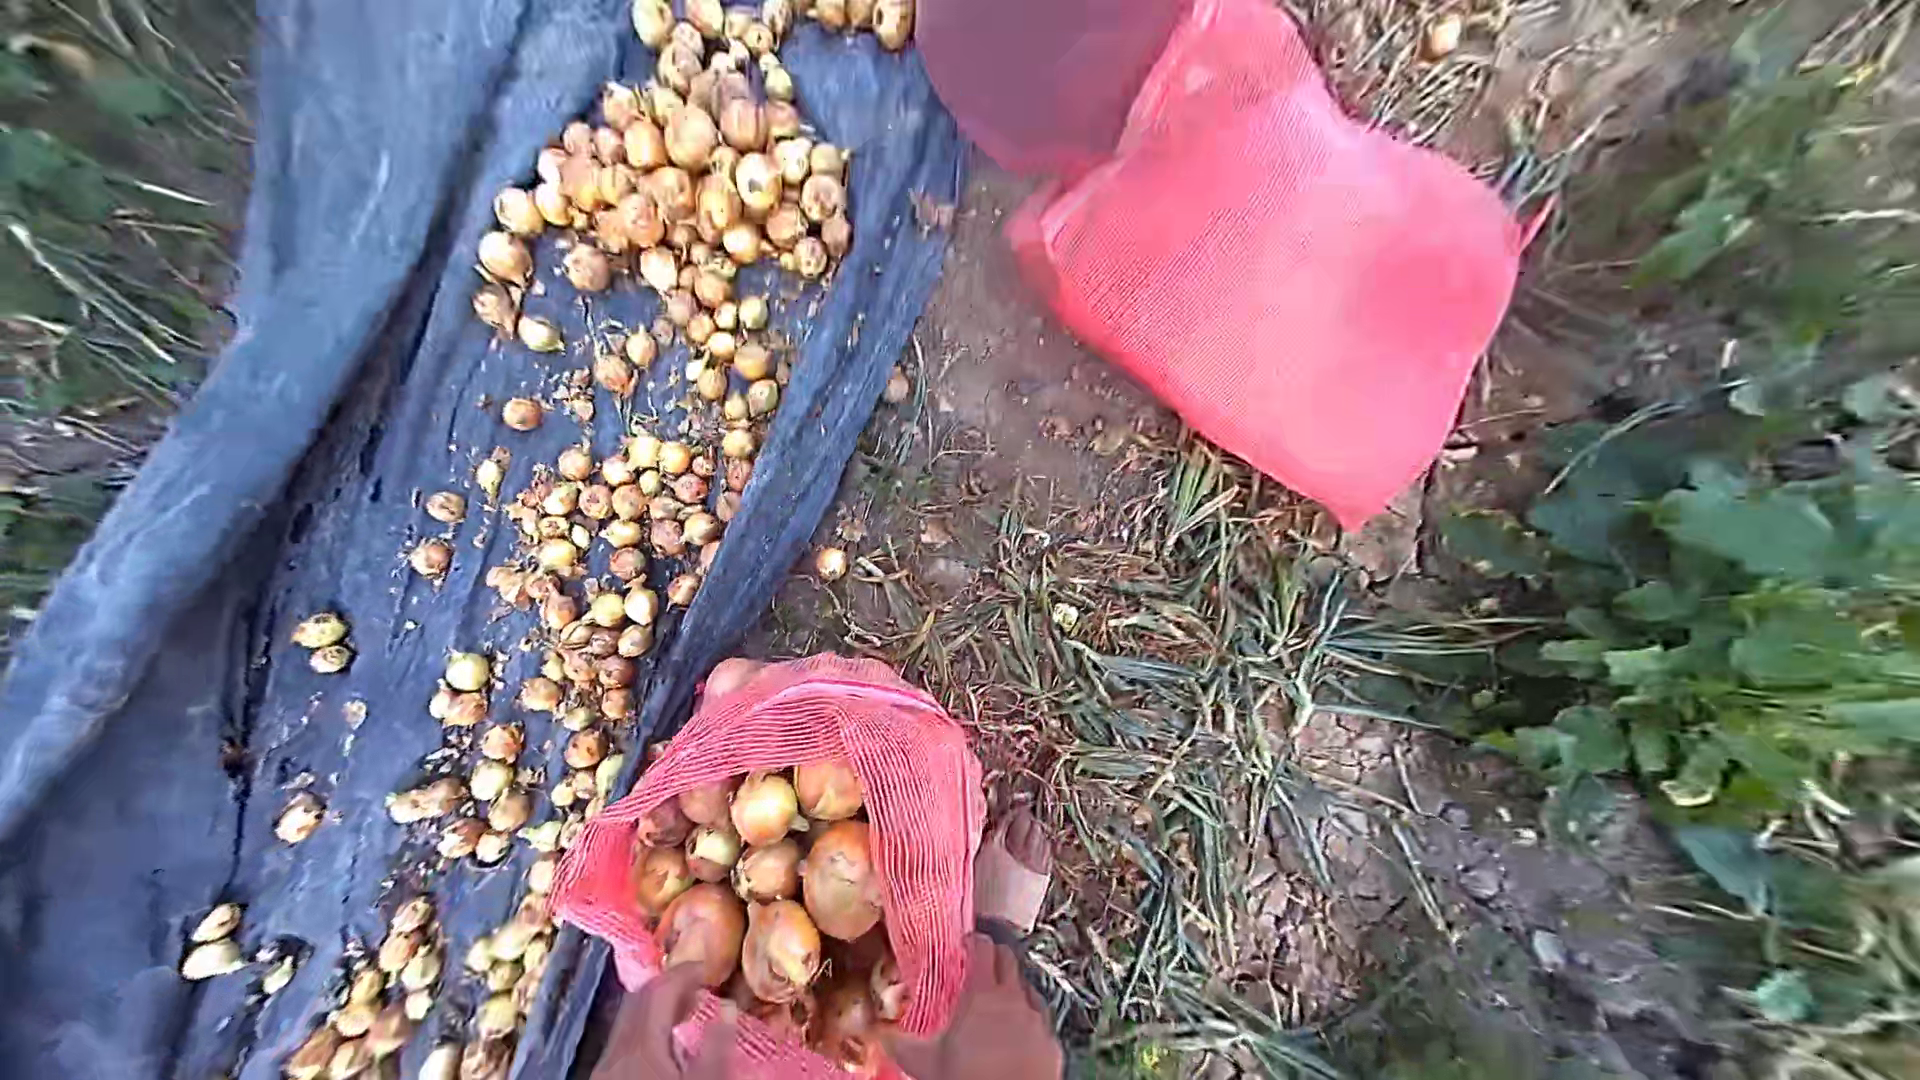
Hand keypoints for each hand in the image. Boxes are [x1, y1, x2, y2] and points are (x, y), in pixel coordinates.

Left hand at [591, 963, 739, 1079]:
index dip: (686, 972)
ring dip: (657, 1009)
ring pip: (628, 1023)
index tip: (711, 971)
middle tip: (699, 987)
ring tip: (686, 1015)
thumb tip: (728, 1007)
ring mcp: (603, 1074)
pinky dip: (646, 1033)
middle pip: (639, 1000)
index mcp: (642, 1046)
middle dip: (670, 986)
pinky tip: (664, 1052)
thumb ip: (717, 1047)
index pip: (660, 989)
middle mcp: (616, 1054)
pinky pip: (623, 1045)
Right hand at [884, 935, 1062, 1079]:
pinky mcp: (1052, 1042)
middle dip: (996, 956)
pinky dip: (1031, 1019)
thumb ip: (901, 1043)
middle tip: (982, 966)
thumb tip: (877, 1032)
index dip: (976, 941)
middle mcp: (1014, 997)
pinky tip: (1020, 1033)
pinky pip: (1043, 1019)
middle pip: (1008, 958)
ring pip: (1028, 986)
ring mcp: (1037, 1018)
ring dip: (1015, 988)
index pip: (984, 946)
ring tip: (1001, 1002)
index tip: (967, 945)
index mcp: (983, 993)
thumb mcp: (928, 1064)